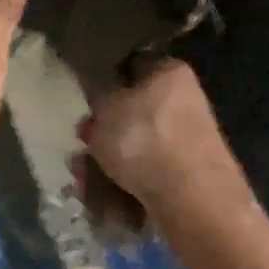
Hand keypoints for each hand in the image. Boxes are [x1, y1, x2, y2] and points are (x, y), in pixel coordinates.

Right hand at [80, 59, 245, 210]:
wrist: (189, 196)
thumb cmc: (143, 138)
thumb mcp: (104, 108)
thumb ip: (97, 98)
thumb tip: (100, 102)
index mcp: (169, 73)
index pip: (132, 67)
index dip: (104, 85)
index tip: (86, 107)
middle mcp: (182, 104)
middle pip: (129, 117)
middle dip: (99, 139)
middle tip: (80, 154)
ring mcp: (185, 143)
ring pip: (131, 151)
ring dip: (102, 167)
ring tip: (83, 184)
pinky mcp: (183, 177)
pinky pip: (142, 176)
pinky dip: (120, 187)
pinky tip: (101, 201)